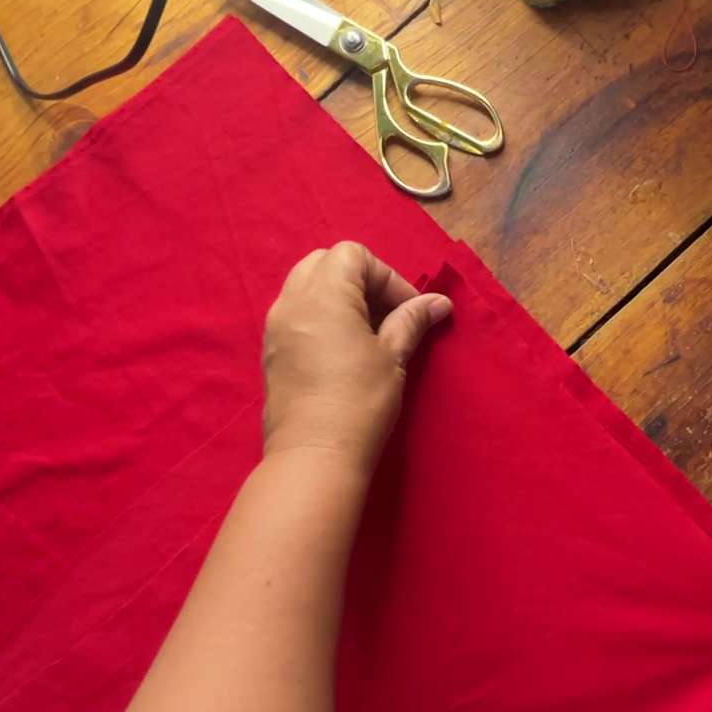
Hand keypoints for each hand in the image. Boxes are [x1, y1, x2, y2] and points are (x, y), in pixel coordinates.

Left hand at [261, 242, 451, 472]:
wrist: (315, 455)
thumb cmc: (360, 402)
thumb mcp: (393, 357)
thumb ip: (412, 321)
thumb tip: (439, 302)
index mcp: (323, 296)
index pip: (353, 255)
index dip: (387, 276)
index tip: (408, 310)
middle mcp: (291, 302)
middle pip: (325, 263)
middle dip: (361, 280)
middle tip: (387, 315)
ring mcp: (276, 327)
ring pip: (307, 287)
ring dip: (341, 298)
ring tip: (368, 334)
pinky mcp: (271, 352)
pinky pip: (297, 314)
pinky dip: (322, 318)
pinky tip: (344, 352)